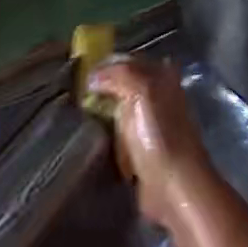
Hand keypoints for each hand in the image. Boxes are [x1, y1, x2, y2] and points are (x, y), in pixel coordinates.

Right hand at [87, 56, 213, 228]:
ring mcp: (150, 123)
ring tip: (76, 116)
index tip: (79, 75)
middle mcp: (157, 94)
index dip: (105, 65)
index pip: (128, 61)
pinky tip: (89, 138)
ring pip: (119, 109)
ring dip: (100, 113)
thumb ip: (119, 75)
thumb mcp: (142, 92)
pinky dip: (104, 135)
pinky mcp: (141, 149)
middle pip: (122, 84)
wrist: (173, 186)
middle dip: (100, 89)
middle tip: (74, 97)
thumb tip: (93, 76)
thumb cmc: (159, 135)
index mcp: (161, 76)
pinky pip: (117, 134)